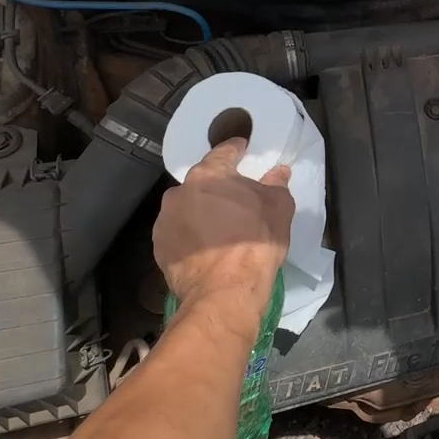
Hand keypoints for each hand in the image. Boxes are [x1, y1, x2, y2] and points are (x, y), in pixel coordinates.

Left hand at [152, 138, 293, 340]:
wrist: (225, 289)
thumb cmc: (255, 241)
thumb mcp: (279, 207)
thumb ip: (276, 184)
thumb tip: (278, 171)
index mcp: (209, 175)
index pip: (223, 152)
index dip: (236, 149)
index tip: (243, 148)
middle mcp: (180, 192)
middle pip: (202, 181)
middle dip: (218, 186)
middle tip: (236, 197)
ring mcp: (165, 220)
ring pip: (188, 207)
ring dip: (202, 210)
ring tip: (221, 226)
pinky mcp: (159, 247)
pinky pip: (179, 231)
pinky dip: (192, 233)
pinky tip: (208, 246)